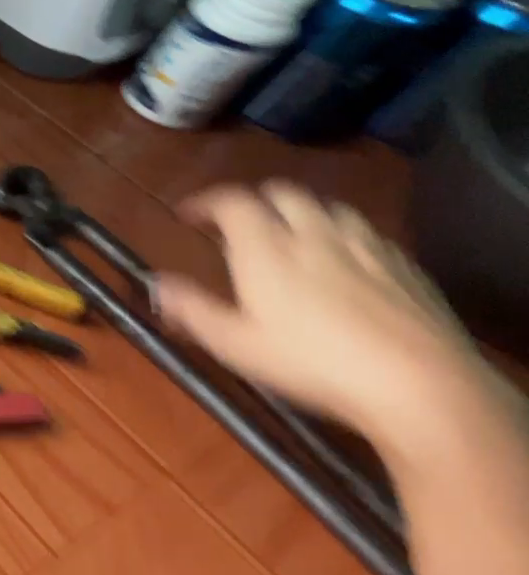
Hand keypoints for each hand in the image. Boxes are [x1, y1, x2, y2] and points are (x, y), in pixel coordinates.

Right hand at [156, 182, 493, 453]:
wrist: (416, 380)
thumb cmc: (308, 361)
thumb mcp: (234, 343)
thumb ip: (192, 310)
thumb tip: (159, 285)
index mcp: (266, 248)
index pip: (234, 202)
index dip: (207, 202)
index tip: (189, 215)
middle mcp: (314, 235)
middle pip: (284, 194)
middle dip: (255, 201)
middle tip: (238, 224)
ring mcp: (365, 246)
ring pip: (328, 207)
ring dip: (301, 213)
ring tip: (289, 235)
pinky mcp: (403, 264)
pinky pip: (365, 232)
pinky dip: (341, 234)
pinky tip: (341, 260)